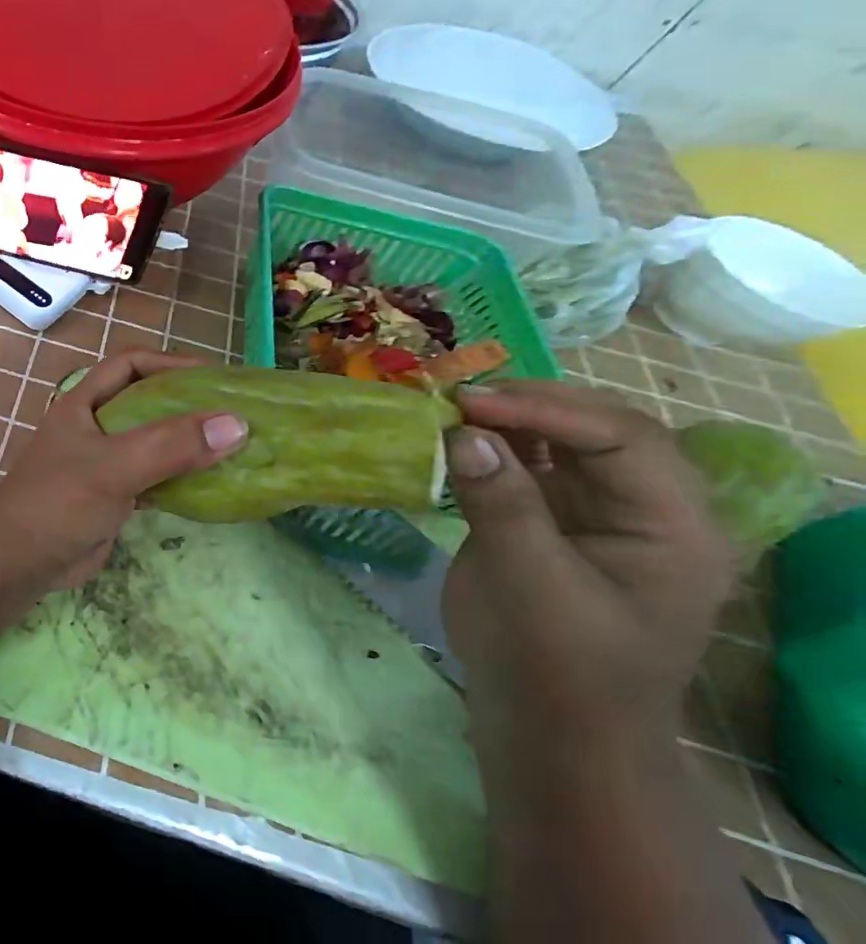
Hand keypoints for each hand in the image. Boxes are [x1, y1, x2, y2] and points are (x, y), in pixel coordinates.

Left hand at [0, 350, 246, 593]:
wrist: (19, 562)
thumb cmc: (57, 503)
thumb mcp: (112, 467)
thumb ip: (169, 445)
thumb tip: (237, 424)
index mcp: (82, 405)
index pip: (128, 364)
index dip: (170, 363)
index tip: (216, 378)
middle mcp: (93, 427)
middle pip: (147, 402)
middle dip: (189, 404)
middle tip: (239, 414)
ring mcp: (103, 462)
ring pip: (153, 442)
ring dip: (189, 444)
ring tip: (238, 448)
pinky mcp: (113, 495)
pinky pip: (155, 477)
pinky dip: (182, 478)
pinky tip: (215, 485)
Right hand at [441, 381, 736, 750]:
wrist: (548, 727)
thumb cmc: (556, 665)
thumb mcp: (531, 586)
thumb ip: (503, 506)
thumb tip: (464, 434)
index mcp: (673, 527)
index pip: (624, 440)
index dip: (551, 411)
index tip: (472, 401)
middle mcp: (642, 511)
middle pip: (597, 432)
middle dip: (531, 406)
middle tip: (458, 395)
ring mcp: (593, 518)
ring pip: (559, 446)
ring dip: (507, 422)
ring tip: (449, 408)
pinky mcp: (546, 527)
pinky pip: (524, 472)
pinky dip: (489, 451)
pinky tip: (453, 441)